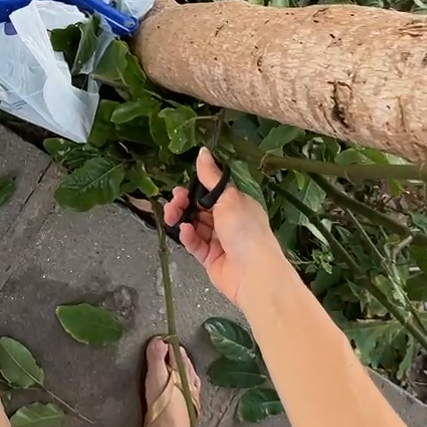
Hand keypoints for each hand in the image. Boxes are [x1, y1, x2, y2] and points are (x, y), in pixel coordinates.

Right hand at [163, 149, 286, 308]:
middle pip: (199, 207)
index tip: (182, 187)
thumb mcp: (228, 198)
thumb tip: (203, 151)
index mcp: (237, 204)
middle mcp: (228, 221)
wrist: (254, 274)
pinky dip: (188, 237)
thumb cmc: (246, 231)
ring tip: (172, 215)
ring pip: (194, 224)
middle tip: (174, 201)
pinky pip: (195, 244)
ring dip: (182, 218)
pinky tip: (185, 232)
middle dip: (184, 203)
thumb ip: (211, 177)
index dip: (195, 188)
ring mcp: (219, 240)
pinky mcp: (210, 258)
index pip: (211, 192)